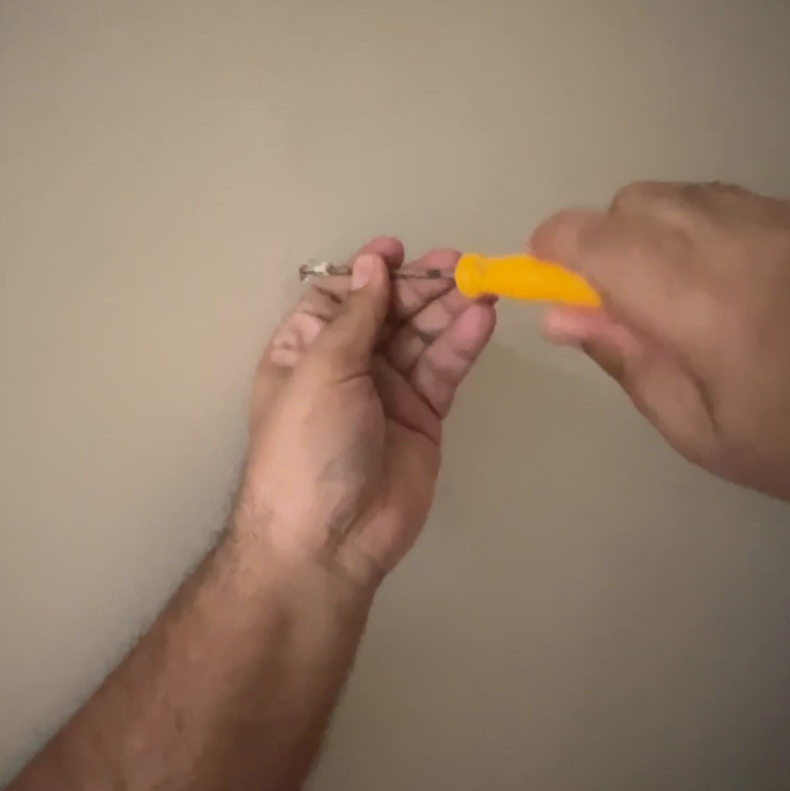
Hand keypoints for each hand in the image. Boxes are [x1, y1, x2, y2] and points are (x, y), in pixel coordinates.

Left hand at [236, 238, 496, 585]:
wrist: (329, 538)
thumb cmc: (308, 446)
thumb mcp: (321, 371)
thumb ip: (355, 316)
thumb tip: (372, 263)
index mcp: (306, 350)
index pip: (341, 297)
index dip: (369, 273)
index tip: (399, 251)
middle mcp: (348, 366)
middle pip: (390, 312)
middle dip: (421, 287)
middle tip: (461, 265)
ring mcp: (388, 392)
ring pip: (422, 338)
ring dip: (450, 310)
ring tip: (483, 284)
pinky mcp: (424, 417)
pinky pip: (444, 371)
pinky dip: (462, 344)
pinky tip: (482, 319)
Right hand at [528, 182, 789, 523]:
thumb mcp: (702, 431)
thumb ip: (627, 360)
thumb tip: (560, 315)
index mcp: (710, 304)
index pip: (599, 240)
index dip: (554, 246)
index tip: (540, 270)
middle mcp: (748, 238)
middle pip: (637, 201)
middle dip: (605, 239)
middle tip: (618, 301)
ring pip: (688, 194)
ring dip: (658, 232)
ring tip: (685, 295)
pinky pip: (742, 202)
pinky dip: (714, 231)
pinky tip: (750, 286)